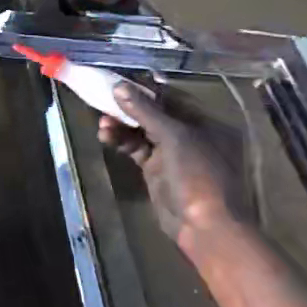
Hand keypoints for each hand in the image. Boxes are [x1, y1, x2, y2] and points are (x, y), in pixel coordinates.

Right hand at [97, 84, 250, 249]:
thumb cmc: (198, 175)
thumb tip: (119, 87)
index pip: (170, 96)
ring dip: (122, 125)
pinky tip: (105, 135)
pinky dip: (122, 142)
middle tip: (103, 98)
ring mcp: (173, 153)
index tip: (118, 80)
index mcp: (204, 120)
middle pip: (154, 113)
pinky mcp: (157, 170)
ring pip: (143, 131)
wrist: (205, 226)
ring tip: (101, 122)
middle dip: (129, 107)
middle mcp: (189, 133)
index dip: (144, 88)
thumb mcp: (174, 137)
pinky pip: (137, 149)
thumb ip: (146, 111)